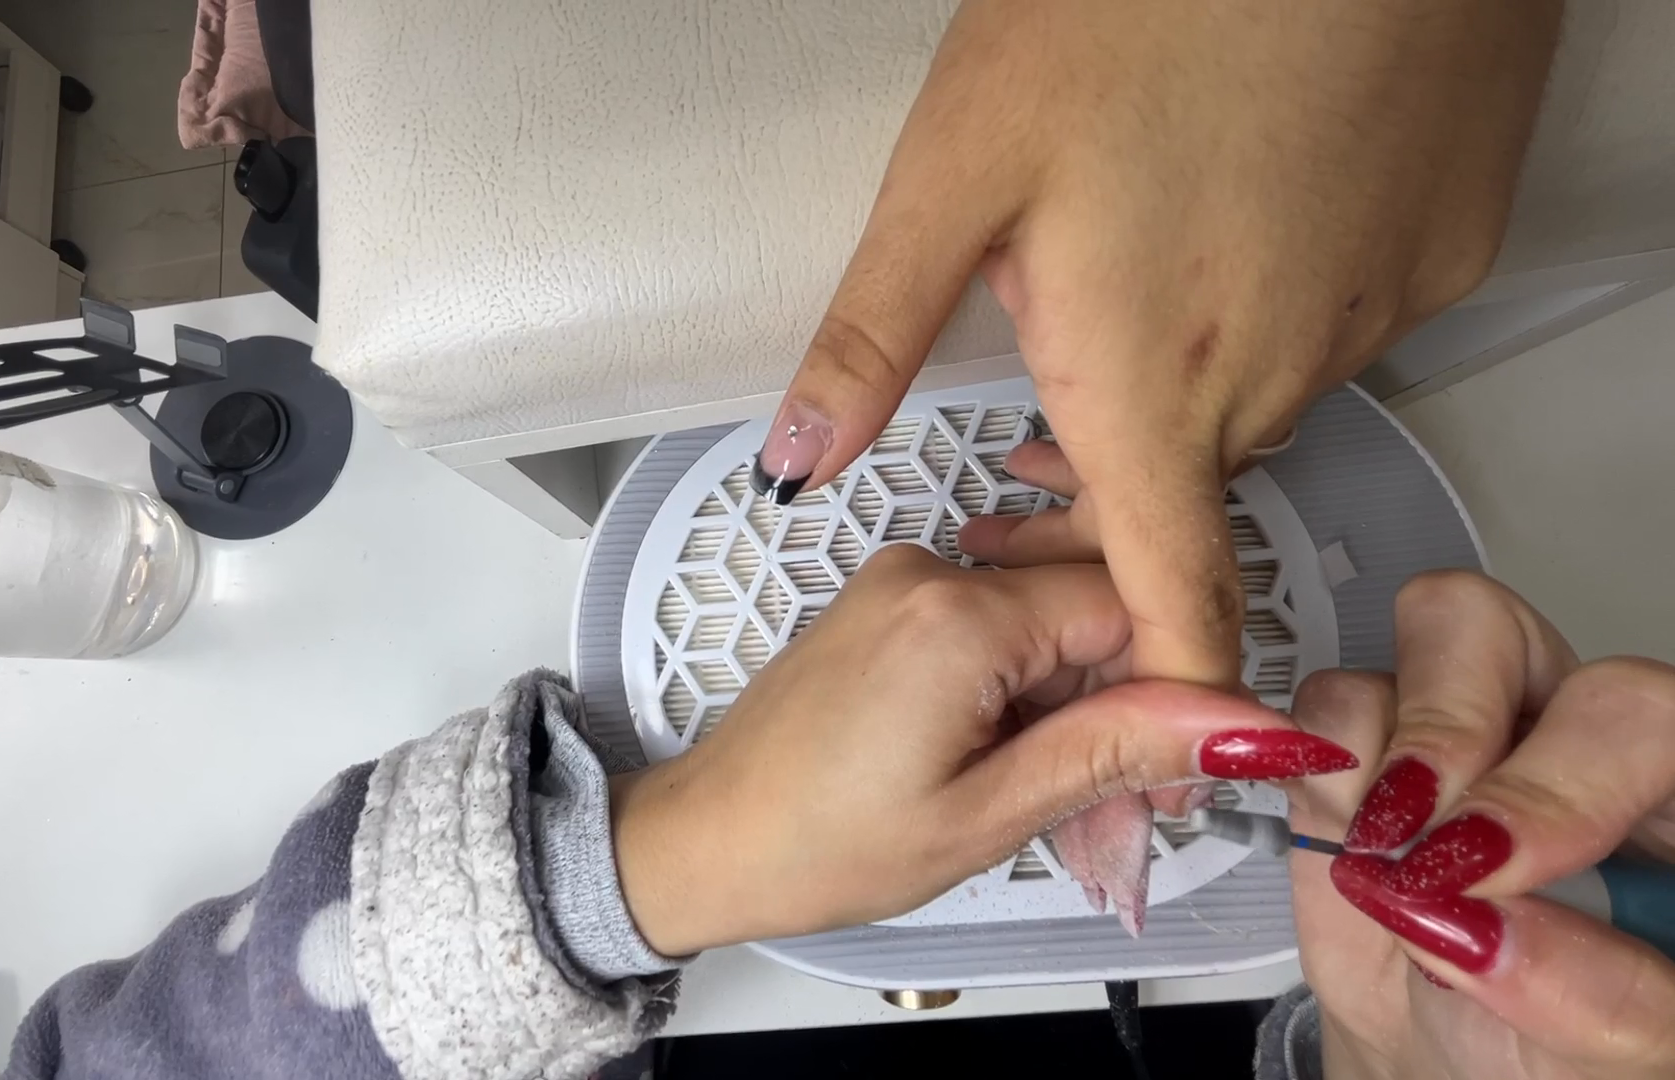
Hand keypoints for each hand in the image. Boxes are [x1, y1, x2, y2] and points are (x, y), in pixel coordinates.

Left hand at [607, 544, 1359, 955]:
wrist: (711, 832)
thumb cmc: (831, 844)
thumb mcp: (986, 812)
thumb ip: (1114, 749)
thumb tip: (1252, 721)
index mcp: (958, 610)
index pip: (1129, 602)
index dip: (1170, 687)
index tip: (1165, 776)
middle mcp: (926, 567)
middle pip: (1077, 608)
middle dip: (1110, 704)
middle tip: (1101, 809)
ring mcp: (895, 580)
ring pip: (1031, 620)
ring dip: (1056, 703)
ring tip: (1030, 792)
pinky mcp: (878, 603)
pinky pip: (976, 623)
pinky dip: (1005, 683)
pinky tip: (987, 751)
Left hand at [753, 0, 1559, 687]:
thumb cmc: (1124, 16)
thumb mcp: (951, 191)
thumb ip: (870, 344)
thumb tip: (797, 460)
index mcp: (1150, 383)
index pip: (1170, 589)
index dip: (1167, 680)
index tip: (1164, 737)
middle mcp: (1270, 370)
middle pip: (1174, 497)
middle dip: (1098, 512)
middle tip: (1014, 485)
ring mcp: (1365, 308)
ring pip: (1232, 415)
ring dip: (1158, 416)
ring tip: (1086, 373)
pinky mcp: (1426, 245)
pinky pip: (1308, 339)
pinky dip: (1233, 343)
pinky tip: (1187, 282)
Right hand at [1286, 571, 1674, 1078]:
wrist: (1444, 1046)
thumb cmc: (1564, 1060)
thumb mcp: (1634, 1065)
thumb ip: (1602, 1003)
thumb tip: (1470, 923)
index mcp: (1674, 804)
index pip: (1647, 715)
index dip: (1555, 778)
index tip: (1483, 870)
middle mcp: (1572, 739)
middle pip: (1507, 630)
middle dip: (1444, 733)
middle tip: (1416, 840)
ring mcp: (1464, 725)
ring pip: (1422, 633)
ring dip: (1382, 745)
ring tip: (1381, 843)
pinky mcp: (1361, 737)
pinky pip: (1328, 695)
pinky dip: (1321, 763)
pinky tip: (1349, 833)